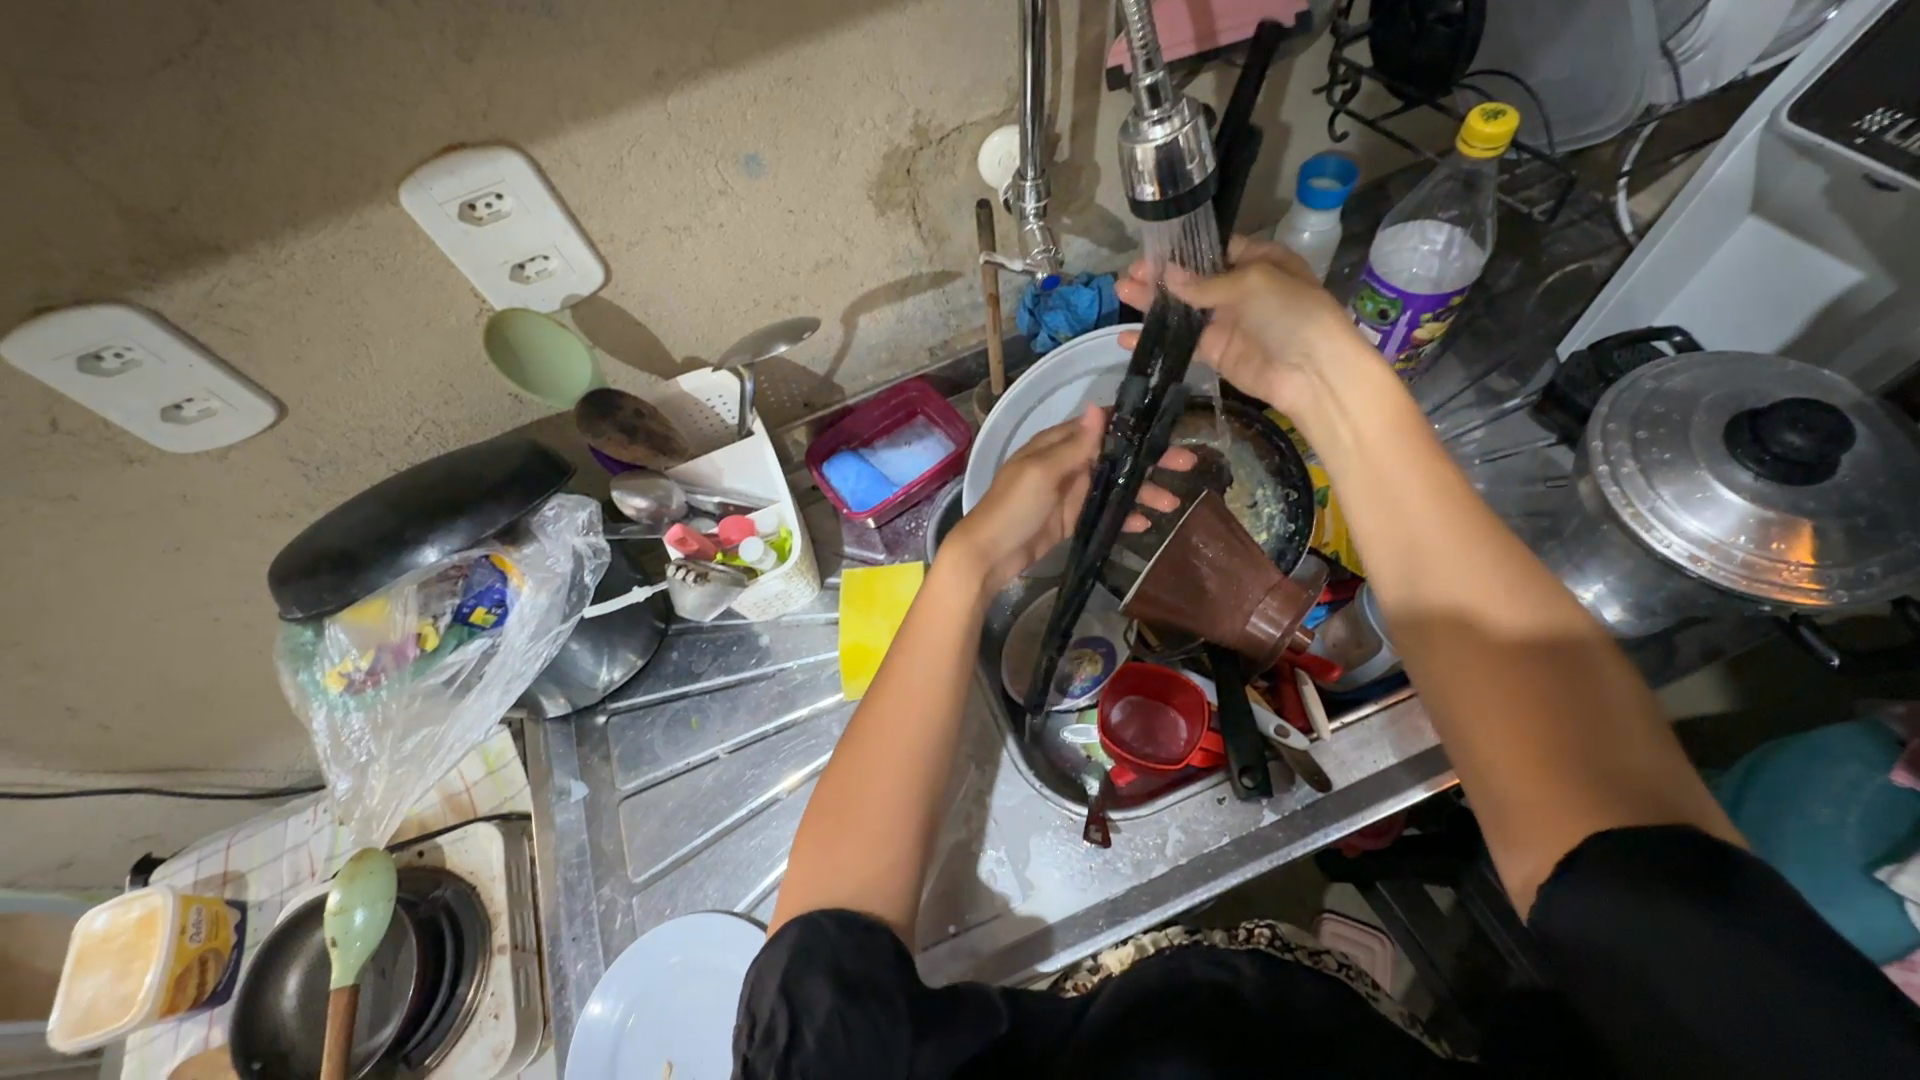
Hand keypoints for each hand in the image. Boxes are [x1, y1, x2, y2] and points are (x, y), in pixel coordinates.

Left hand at [943, 406, 1195, 593]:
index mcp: (1055, 445)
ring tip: (1173, 504)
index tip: (1168, 431)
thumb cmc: (1013, 507)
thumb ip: (1074, 445)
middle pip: (1114, 458)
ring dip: (1143, 493)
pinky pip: (1104, 514)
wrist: (988, 554)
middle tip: (1187, 465)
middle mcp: (1065, 464)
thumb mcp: (1043, 472)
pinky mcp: (1070, 520)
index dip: (1134, 429)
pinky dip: (1124, 517)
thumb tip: (1099, 408)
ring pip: (1114, 487)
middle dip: (1150, 462)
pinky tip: (1146, 524)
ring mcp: (1069, 494)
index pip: (1101, 429)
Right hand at [1113, 236, 1364, 420]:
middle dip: (1160, 276)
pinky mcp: (1215, 352)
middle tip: (1128, 275)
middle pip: (1193, 279)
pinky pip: (1181, 342)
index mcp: (1258, 260)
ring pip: (1182, 309)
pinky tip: (1128, 337)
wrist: (1312, 372)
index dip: (1182, 251)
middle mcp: (1240, 288)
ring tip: (1122, 294)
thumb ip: (1204, 283)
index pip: (1214, 249)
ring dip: (1152, 303)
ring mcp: (1226, 321)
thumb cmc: (1292, 313)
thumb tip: (1165, 275)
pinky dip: (1156, 339)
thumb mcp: (1252, 283)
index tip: (1150, 252)